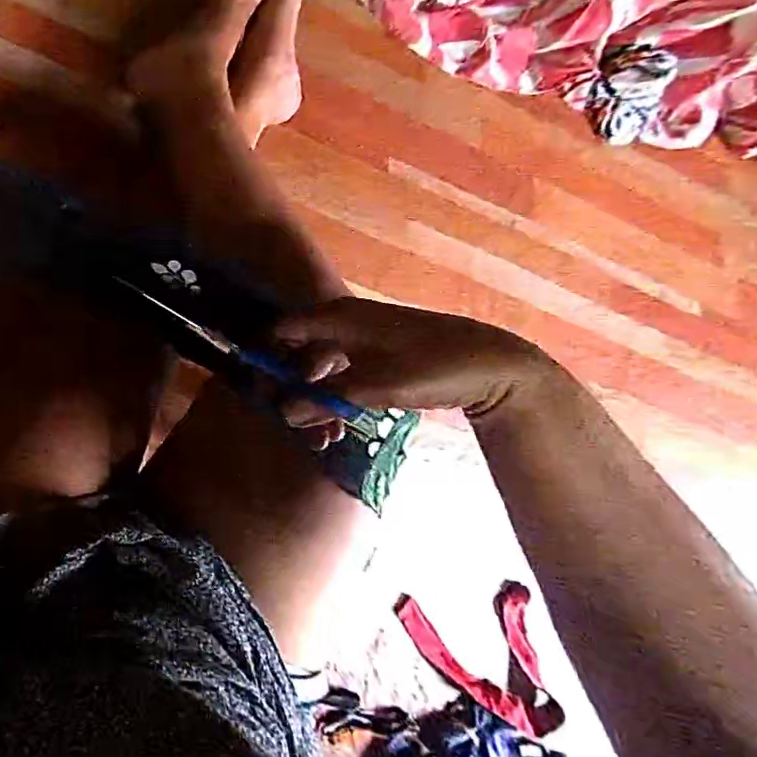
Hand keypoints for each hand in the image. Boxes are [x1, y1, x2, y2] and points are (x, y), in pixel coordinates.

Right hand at [271, 297, 556, 431]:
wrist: (492, 363)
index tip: (264, 396)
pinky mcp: (377, 355)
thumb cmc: (431, 367)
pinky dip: (335, 398)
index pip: (281, 331)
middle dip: (291, 390)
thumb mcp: (374, 388)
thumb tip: (284, 413)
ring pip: (321, 368)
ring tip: (319, 439)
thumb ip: (325, 400)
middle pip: (299, 353)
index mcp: (336, 317)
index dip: (267, 361)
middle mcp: (342, 321)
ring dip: (314, 401)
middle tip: (292, 426)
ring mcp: (360, 337)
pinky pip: (342, 374)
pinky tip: (339, 428)